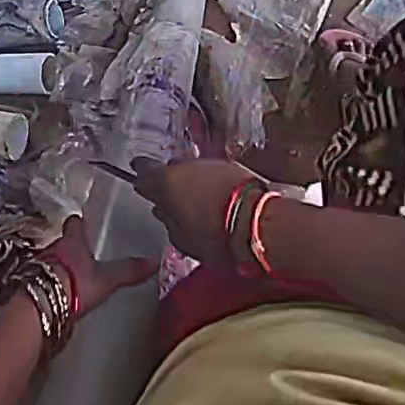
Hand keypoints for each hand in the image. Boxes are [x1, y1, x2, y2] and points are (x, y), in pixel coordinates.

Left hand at [39, 214, 156, 317]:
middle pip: (62, 241)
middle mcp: (54, 247)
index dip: (80, 222)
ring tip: (74, 273)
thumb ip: (128, 270)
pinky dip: (52, 281)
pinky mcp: (32, 282)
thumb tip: (155, 261)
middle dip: (71, 246)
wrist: (41, 304)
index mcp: (72, 241)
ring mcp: (40, 264)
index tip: (85, 222)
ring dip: (60, 264)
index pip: (75, 223)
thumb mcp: (106, 278)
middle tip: (84, 252)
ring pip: (52, 258)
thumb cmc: (74, 284)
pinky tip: (61, 291)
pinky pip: (44, 277)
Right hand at [133, 158, 262, 265]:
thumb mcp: (184, 240)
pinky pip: (211, 173)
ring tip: (197, 202)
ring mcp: (209, 163)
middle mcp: (185, 166)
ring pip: (191, 169)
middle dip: (168, 181)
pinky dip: (209, 183)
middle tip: (172, 199)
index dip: (142, 181)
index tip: (142, 186)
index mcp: (166, 182)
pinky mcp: (231, 166)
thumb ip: (168, 222)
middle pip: (169, 169)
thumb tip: (163, 212)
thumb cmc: (218, 237)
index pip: (143, 173)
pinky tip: (215, 199)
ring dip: (191, 181)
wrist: (262, 224)